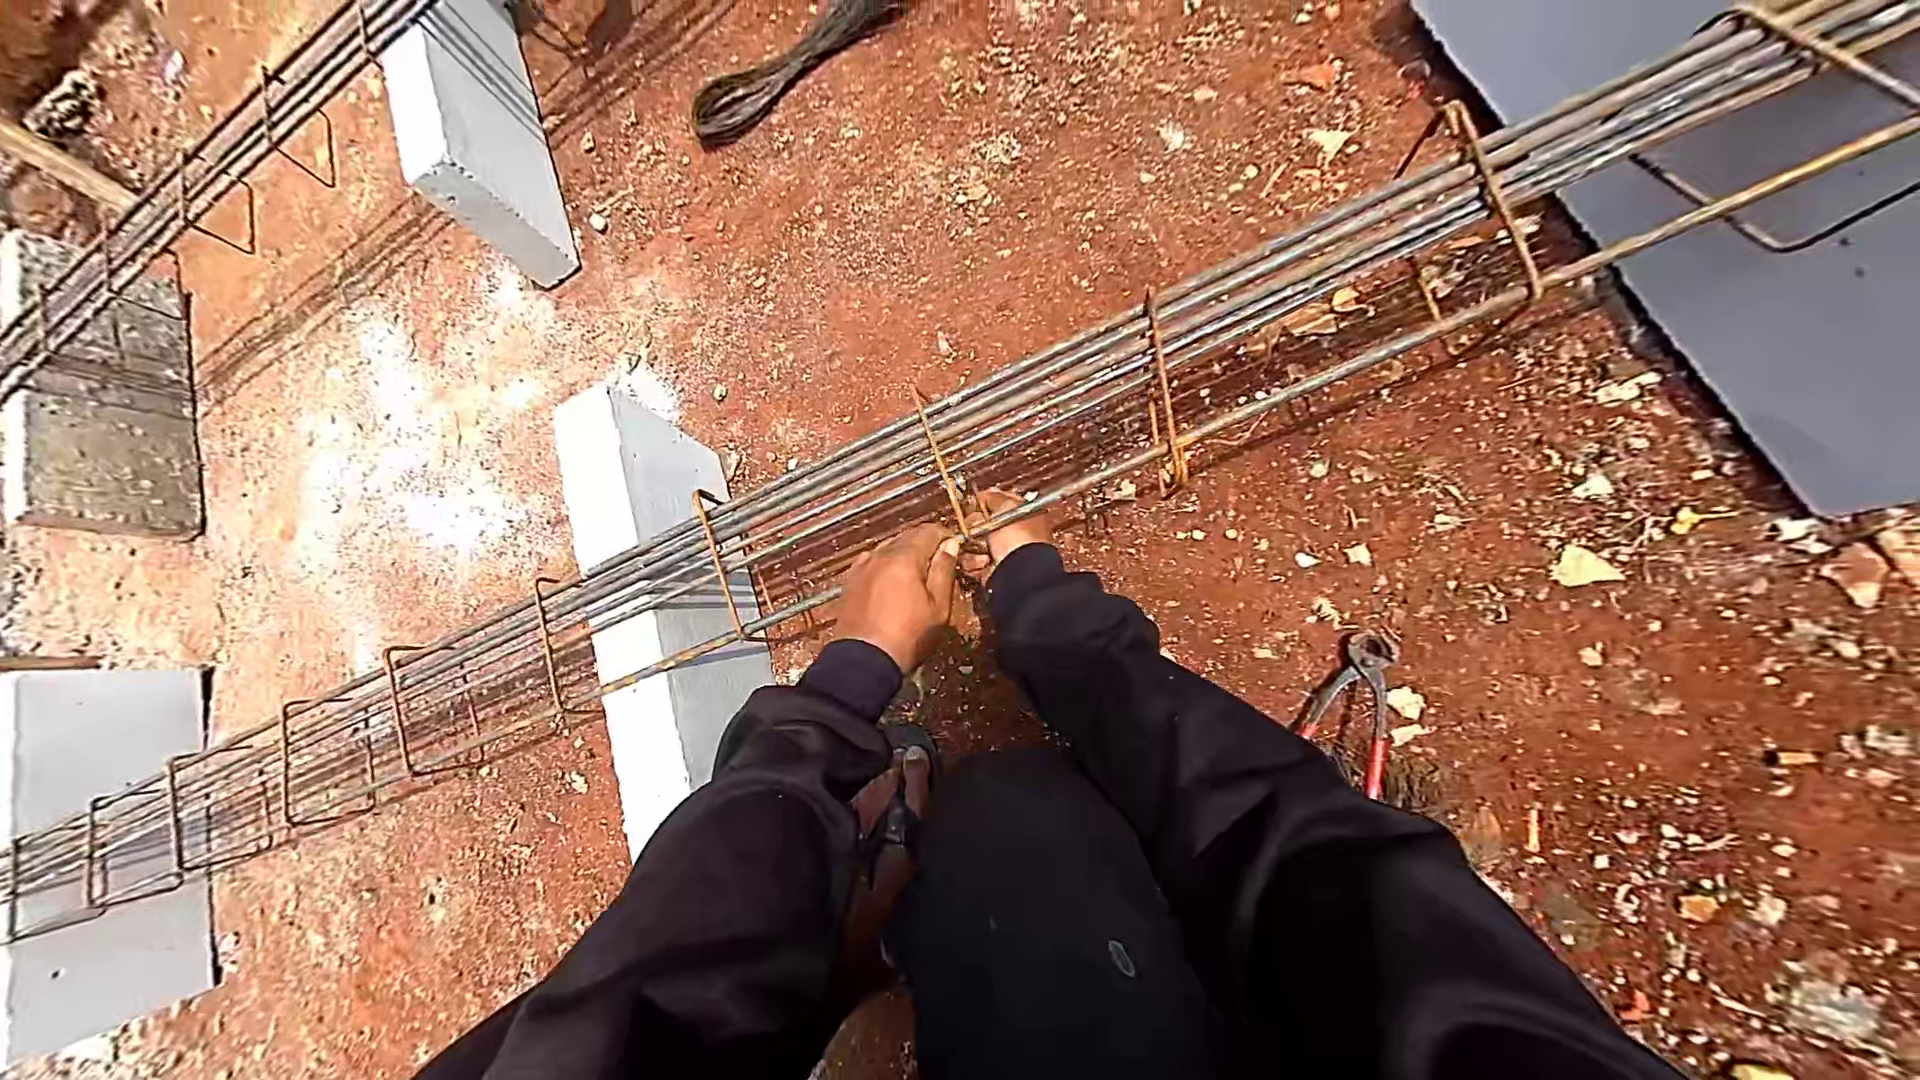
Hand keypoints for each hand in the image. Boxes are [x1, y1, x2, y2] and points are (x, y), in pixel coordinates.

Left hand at [833, 523, 960, 672]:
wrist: (864, 661)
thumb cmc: (906, 638)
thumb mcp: (938, 607)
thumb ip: (944, 570)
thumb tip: (950, 545)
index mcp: (904, 557)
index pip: (929, 531)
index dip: (947, 537)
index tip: (956, 550)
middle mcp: (879, 555)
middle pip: (908, 537)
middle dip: (927, 545)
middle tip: (942, 565)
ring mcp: (862, 568)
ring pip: (889, 549)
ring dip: (906, 555)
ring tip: (919, 577)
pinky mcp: (851, 582)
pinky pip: (872, 563)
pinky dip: (886, 565)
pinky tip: (893, 582)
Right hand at [969, 489, 1052, 565]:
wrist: (1017, 571)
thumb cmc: (1020, 539)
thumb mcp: (1006, 506)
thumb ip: (994, 497)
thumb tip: (985, 494)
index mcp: (1020, 514)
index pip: (996, 502)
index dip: (983, 503)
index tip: (975, 504)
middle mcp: (1011, 533)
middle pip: (978, 522)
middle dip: (974, 525)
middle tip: (979, 528)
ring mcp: (999, 551)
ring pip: (970, 541)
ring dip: (973, 544)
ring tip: (983, 548)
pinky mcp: (988, 568)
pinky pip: (969, 559)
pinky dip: (973, 561)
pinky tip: (983, 561)